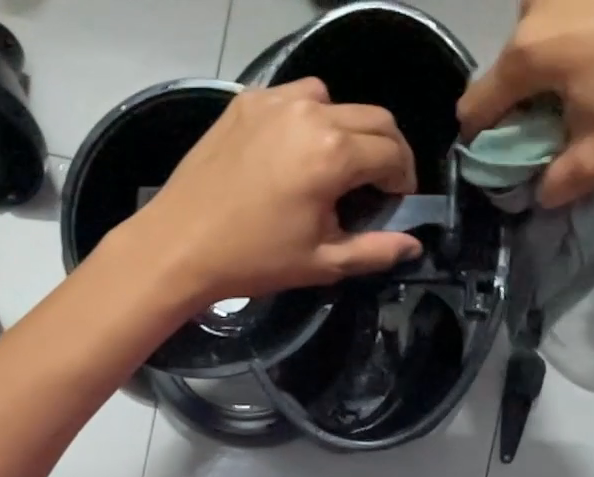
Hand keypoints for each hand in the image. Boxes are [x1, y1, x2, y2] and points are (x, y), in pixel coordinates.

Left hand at [128, 79, 423, 304]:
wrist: (180, 246)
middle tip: (378, 184)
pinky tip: (295, 151)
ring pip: (335, 101)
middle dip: (386, 151)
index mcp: (333, 154)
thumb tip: (413, 244)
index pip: (393, 152)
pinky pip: (294, 97)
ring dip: (347, 129)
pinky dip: (308, 117)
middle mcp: (310, 114)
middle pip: (374, 118)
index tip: (396, 201)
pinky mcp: (246, 102)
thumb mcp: (322, 262)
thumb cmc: (254, 260)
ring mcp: (275, 102)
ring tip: (334, 165)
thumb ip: (375, 250)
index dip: (404, 179)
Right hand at [459, 0, 593, 206]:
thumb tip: (542, 191)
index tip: (502, 153)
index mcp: (529, 55)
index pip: (475, 105)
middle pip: (511, 63)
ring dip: (557, 55)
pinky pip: (577, 9)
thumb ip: (559, 183)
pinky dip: (587, 28)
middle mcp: (538, 6)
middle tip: (564, 115)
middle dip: (527, 92)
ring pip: (544, 28)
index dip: (481, 137)